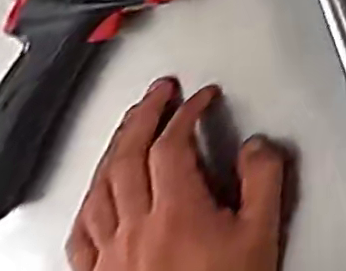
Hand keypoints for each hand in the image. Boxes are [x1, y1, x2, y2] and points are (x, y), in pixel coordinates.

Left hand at [67, 79, 285, 270]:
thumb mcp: (264, 231)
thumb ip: (264, 178)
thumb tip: (255, 145)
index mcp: (177, 214)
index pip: (172, 146)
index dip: (188, 112)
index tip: (203, 97)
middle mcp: (135, 232)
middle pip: (127, 159)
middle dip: (144, 116)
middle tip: (160, 92)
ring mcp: (110, 259)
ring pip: (98, 190)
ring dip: (114, 148)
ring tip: (130, 125)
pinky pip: (82, 231)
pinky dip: (90, 198)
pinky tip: (97, 190)